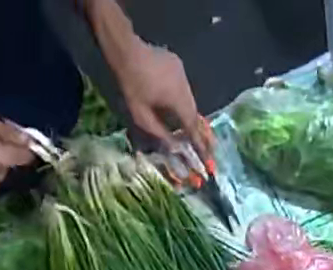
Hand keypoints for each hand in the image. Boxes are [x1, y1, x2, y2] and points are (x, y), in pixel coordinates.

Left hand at [106, 39, 211, 161]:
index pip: (192, 126)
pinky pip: (184, 89)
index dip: (199, 143)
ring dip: (190, 115)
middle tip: (208, 148)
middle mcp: (184, 86)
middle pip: (194, 113)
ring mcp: (182, 74)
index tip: (207, 157)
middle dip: (199, 131)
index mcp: (177, 99)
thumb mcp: (141, 115)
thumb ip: (159, 133)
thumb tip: (174, 147)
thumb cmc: (130, 84)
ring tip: (191, 132)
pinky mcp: (177, 66)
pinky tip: (177, 107)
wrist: (124, 49)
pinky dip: (183, 101)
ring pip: (190, 100)